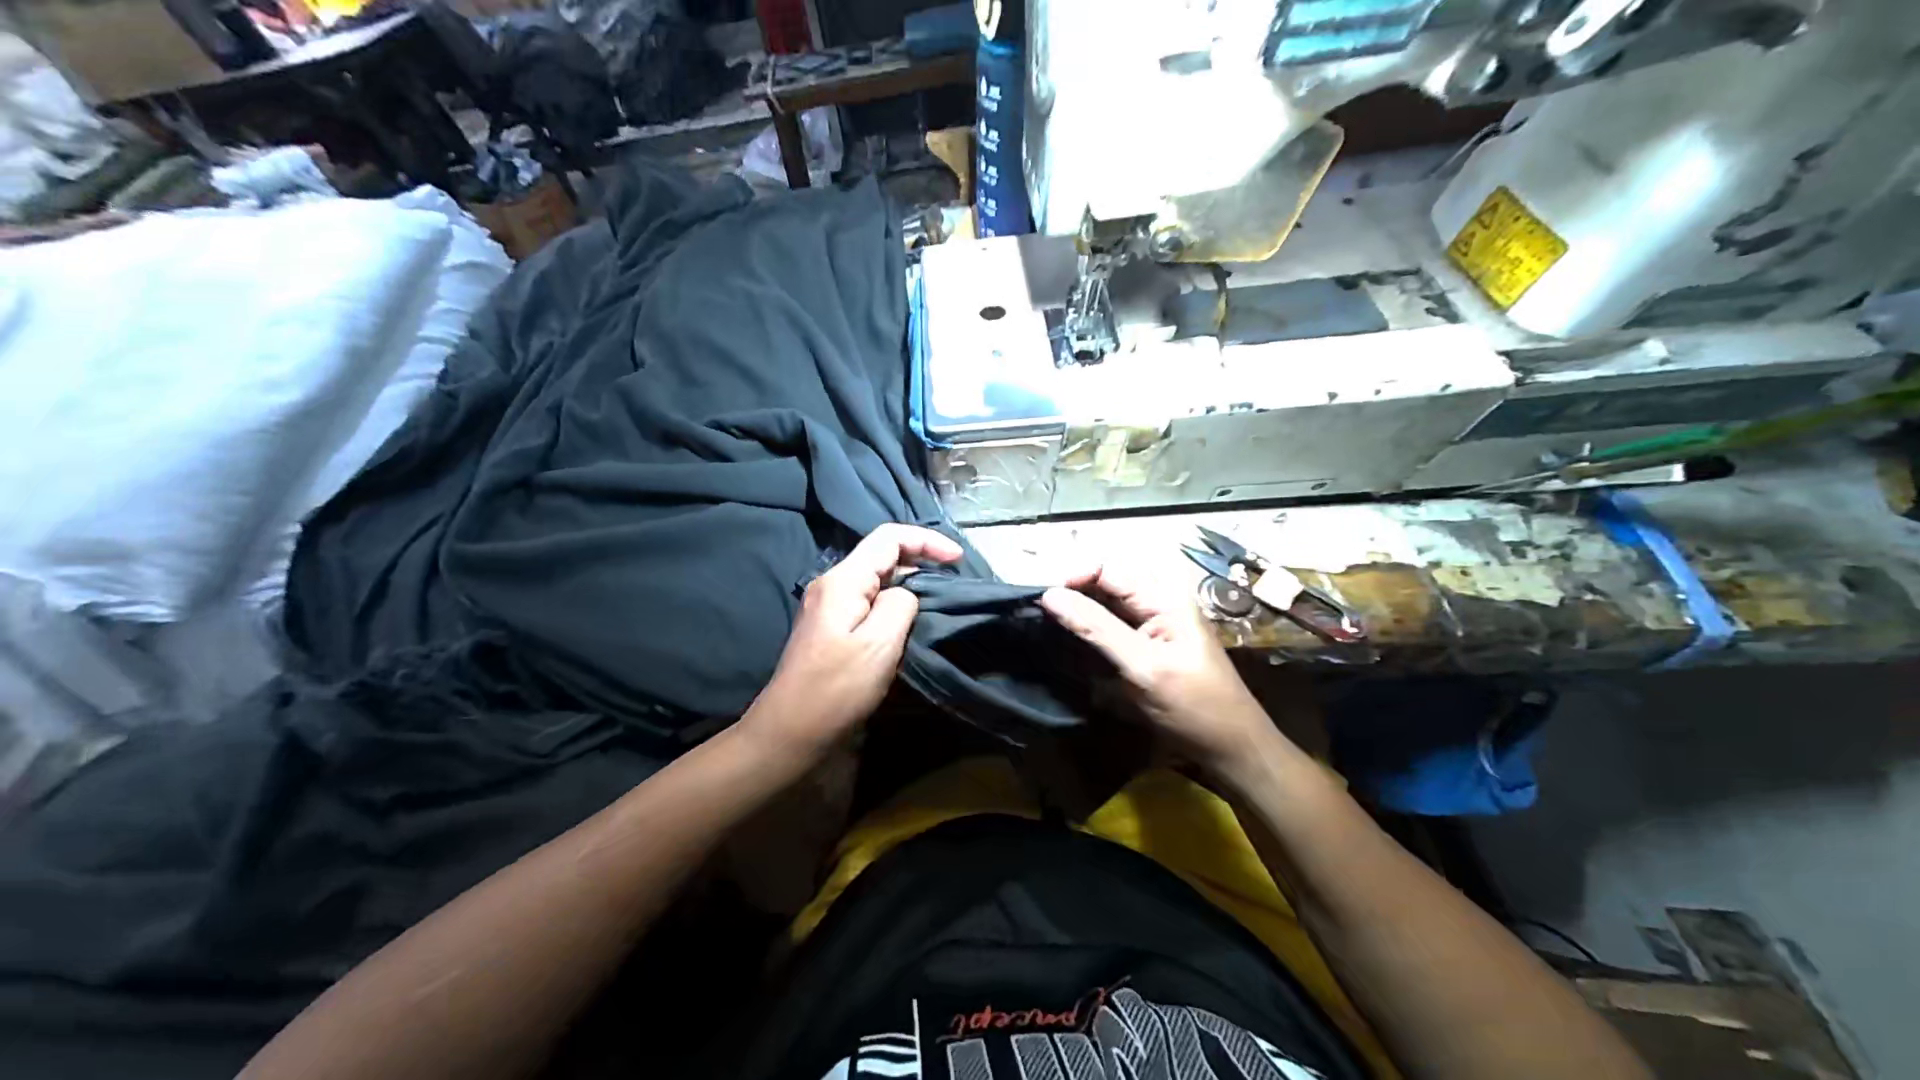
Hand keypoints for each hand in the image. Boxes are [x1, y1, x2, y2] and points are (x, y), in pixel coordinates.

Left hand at [742, 524, 963, 755]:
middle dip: (920, 560)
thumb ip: (900, 605)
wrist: (791, 734)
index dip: (926, 541)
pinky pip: (868, 603)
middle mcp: (832, 586)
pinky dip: (894, 604)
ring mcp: (829, 609)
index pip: (888, 538)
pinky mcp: (832, 631)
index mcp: (842, 580)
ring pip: (876, 581)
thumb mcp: (879, 644)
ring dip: (908, 584)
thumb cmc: (836, 688)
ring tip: (938, 601)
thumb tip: (906, 594)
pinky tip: (910, 623)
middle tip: (953, 582)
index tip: (958, 560)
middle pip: (881, 556)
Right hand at [1040, 563, 1278, 775]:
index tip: (1040, 599)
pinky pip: (1107, 631)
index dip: (1073, 577)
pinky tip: (1064, 643)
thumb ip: (1096, 629)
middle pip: (1103, 586)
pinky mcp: (1142, 650)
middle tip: (1033, 613)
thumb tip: (1050, 596)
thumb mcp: (1143, 667)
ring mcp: (1149, 628)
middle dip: (1070, 595)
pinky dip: (1085, 635)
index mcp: (1164, 597)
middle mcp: (1155, 604)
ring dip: (1074, 615)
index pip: (1107, 570)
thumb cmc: (1194, 706)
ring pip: (1102, 609)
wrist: (1230, 750)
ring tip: (1041, 626)